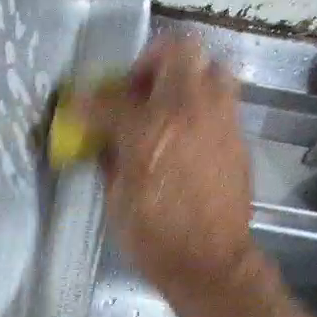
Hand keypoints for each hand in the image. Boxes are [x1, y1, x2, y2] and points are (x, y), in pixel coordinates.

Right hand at [79, 38, 260, 299]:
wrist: (207, 263)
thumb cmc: (155, 240)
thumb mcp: (118, 201)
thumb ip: (111, 160)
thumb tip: (104, 143)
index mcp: (149, 130)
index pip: (111, 99)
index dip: (89, 103)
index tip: (79, 110)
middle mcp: (189, 111)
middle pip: (175, 54)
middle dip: (150, 67)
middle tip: (135, 93)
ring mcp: (219, 119)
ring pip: (208, 68)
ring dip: (184, 80)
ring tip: (167, 109)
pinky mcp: (237, 136)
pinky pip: (220, 100)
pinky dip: (200, 107)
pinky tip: (185, 137)